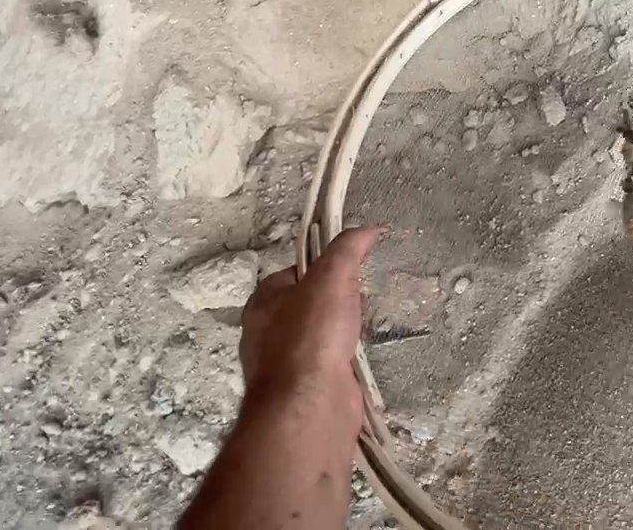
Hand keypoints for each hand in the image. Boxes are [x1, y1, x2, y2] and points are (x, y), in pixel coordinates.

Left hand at [239, 225, 384, 402]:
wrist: (309, 405)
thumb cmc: (313, 335)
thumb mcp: (332, 277)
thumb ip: (348, 248)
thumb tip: (369, 229)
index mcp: (263, 301)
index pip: (299, 270)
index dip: (328, 265)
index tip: (351, 270)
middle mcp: (267, 330)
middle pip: (312, 299)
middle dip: (340, 297)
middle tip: (357, 298)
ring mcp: (284, 361)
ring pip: (322, 329)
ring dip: (345, 325)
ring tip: (360, 326)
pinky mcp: (303, 385)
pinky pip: (328, 356)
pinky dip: (345, 351)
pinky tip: (357, 352)